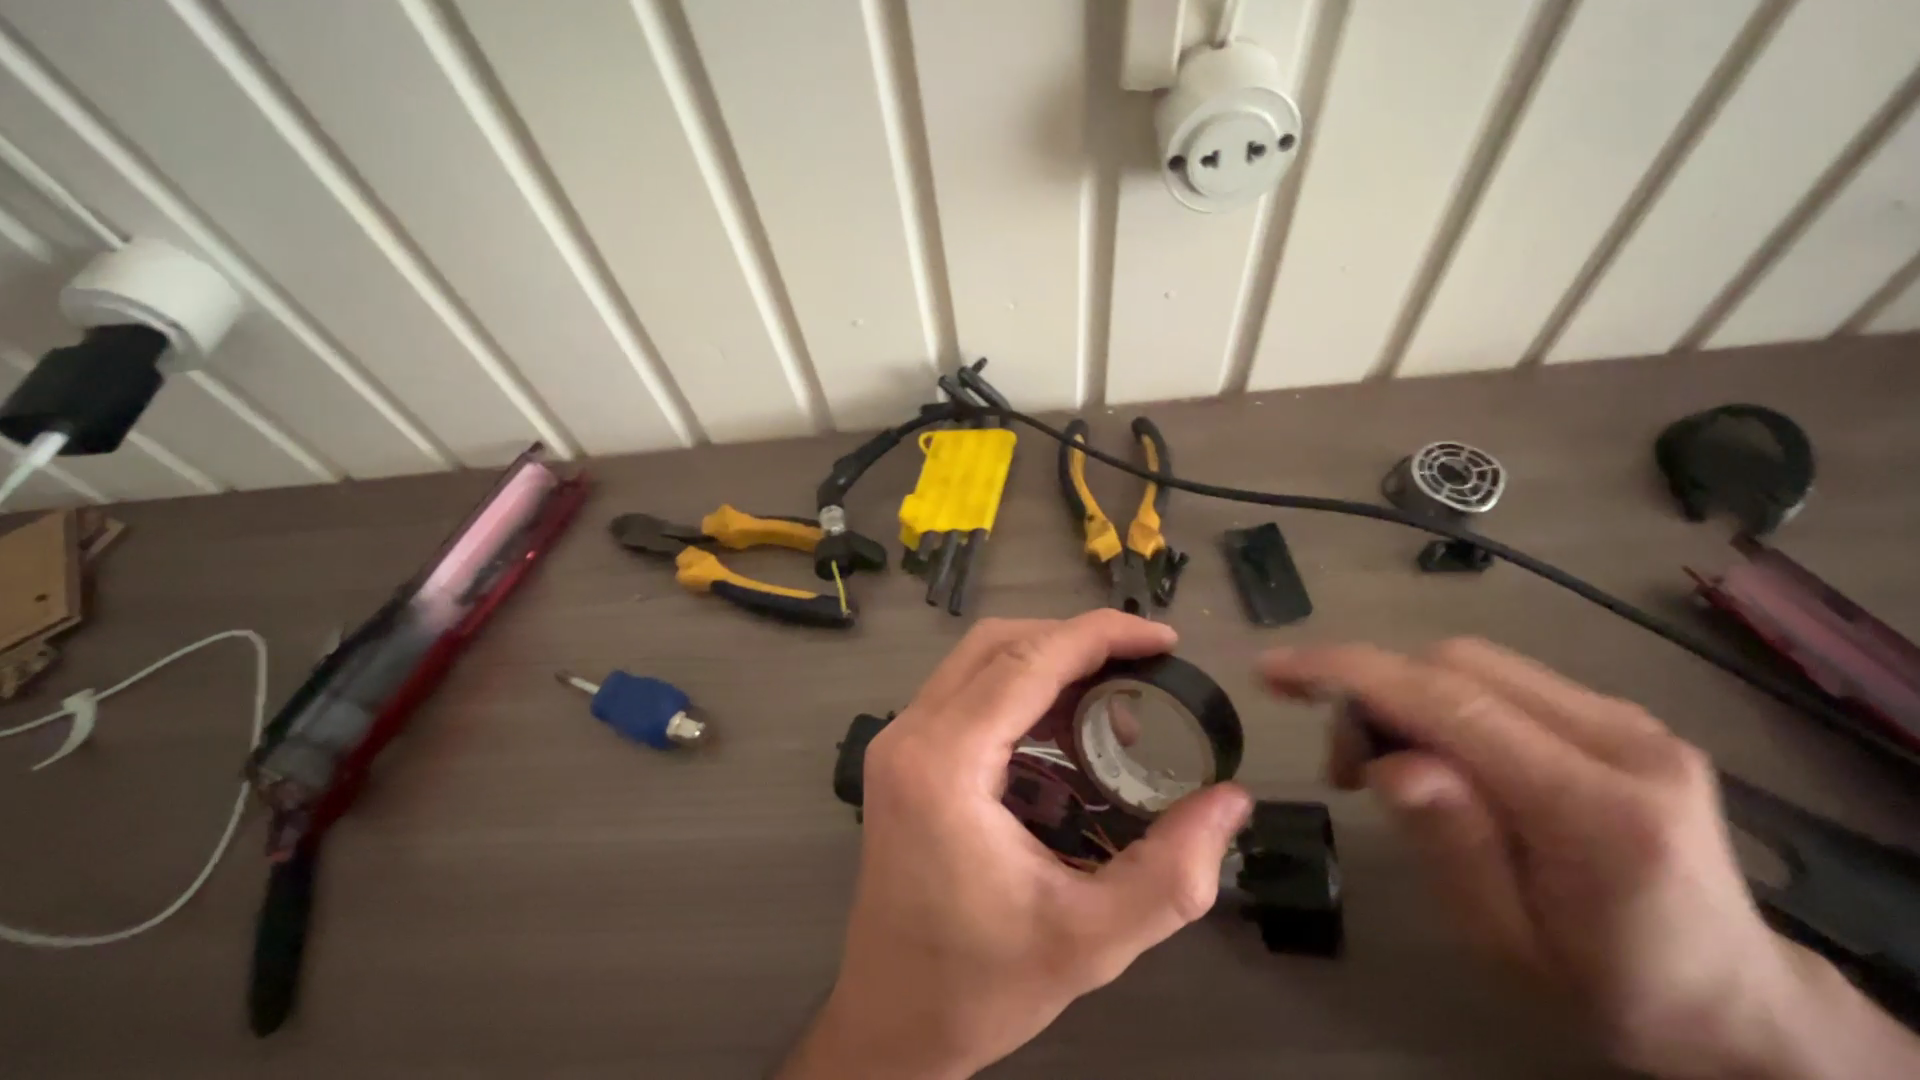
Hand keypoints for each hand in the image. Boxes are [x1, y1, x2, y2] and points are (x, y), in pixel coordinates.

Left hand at [780, 612, 1251, 1079]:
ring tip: (1118, 708)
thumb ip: (1173, 871)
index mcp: (944, 765)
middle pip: (999, 644)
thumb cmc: (983, 983)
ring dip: (1050, 666)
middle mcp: (910, 735)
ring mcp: (898, 744)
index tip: (1165, 641)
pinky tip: (1070, 736)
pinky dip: (1022, 694)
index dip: (1101, 637)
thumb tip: (1232, 799)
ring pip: (979, 662)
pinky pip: (967, 694)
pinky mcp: (902, 760)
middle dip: (1077, 643)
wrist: (893, 1022)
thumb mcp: (1094, 938)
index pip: (1028, 661)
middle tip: (1147, 672)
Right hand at [1264, 638, 1919, 1079]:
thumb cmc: (1610, 991)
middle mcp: (1625, 740)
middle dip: (1373, 691)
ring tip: (1382, 765)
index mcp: (1600, 810)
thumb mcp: (1509, 942)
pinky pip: (1502, 681)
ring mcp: (1630, 721)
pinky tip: (1433, 752)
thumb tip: (1388, 763)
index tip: (1274, 669)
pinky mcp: (1619, 717)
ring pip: (1476, 663)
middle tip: (1340, 766)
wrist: (1734, 999)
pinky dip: (1440, 699)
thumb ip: (1452, 844)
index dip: (1352, 674)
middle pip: (1459, 665)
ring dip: (1404, 694)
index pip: (1452, 705)